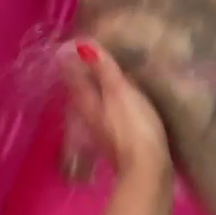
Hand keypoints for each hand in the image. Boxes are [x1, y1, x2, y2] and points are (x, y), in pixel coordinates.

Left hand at [63, 42, 169, 181]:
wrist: (147, 170)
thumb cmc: (134, 127)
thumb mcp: (119, 92)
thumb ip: (103, 69)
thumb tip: (80, 44)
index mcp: (87, 103)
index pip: (73, 77)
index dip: (71, 61)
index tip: (68, 46)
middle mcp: (89, 118)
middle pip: (79, 93)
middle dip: (79, 77)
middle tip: (80, 60)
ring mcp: (102, 133)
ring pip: (91, 107)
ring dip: (92, 92)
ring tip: (96, 80)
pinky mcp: (117, 144)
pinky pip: (105, 118)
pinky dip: (106, 107)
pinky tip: (113, 106)